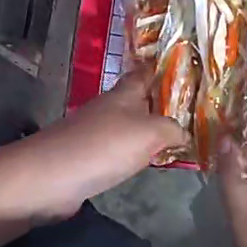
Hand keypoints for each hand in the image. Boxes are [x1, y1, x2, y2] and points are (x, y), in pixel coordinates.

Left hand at [23, 73, 184, 219]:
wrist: (51, 177)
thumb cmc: (103, 146)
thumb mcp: (150, 132)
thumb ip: (172, 129)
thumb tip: (186, 132)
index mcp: (124, 94)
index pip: (146, 72)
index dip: (165, 69)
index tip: (189, 71)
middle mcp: (109, 108)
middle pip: (139, 100)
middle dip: (162, 103)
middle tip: (194, 112)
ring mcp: (95, 133)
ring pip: (130, 125)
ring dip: (150, 130)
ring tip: (179, 139)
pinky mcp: (87, 157)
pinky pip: (118, 150)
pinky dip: (135, 153)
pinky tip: (147, 163)